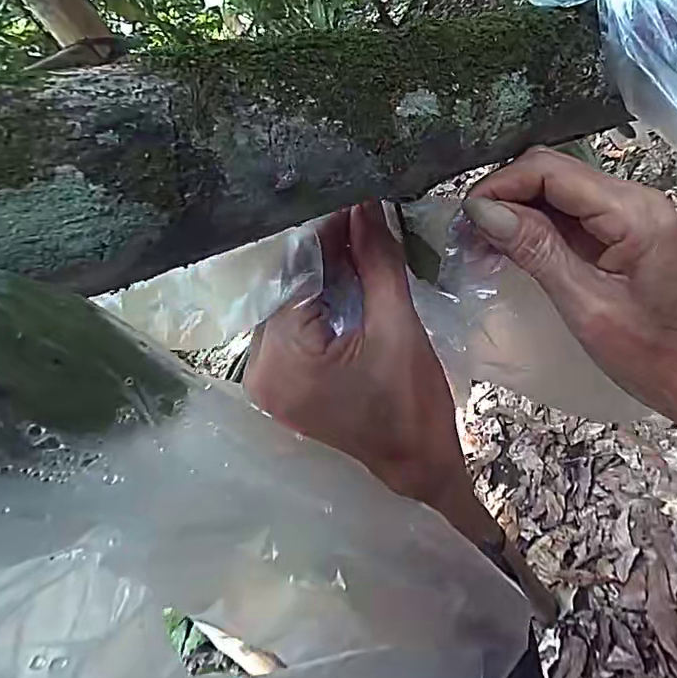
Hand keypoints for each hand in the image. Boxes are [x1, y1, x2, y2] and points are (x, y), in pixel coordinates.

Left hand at [245, 202, 498, 544]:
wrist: (419, 479)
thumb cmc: (414, 409)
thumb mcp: (399, 327)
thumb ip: (379, 262)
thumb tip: (368, 206)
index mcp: (281, 360)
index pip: (296, 273)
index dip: (326, 231)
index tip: (352, 199)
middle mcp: (257, 370)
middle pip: (289, 288)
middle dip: (325, 250)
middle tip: (359, 213)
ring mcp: (264, 382)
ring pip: (292, 305)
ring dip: (324, 273)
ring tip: (356, 236)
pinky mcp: (280, 386)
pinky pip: (296, 328)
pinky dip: (321, 301)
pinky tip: (346, 275)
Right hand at [466, 148, 676, 560]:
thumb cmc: (656, 359)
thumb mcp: (588, 308)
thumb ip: (537, 251)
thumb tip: (482, 211)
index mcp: (633, 212)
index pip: (550, 171)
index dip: (499, 187)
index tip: (463, 221)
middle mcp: (637, 199)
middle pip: (555, 174)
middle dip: (505, 198)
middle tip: (466, 237)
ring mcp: (636, 215)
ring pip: (562, 194)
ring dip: (519, 213)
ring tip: (481, 247)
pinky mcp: (631, 235)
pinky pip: (577, 218)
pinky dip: (541, 230)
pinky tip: (514, 252)